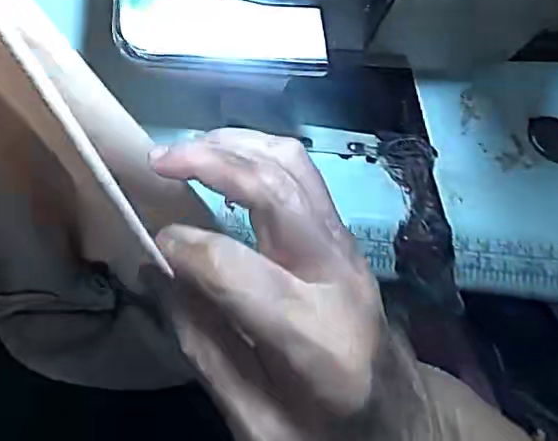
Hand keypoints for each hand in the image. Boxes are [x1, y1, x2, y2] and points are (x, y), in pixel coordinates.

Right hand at [149, 129, 426, 440]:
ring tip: (184, 150)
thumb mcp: (258, 423)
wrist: (405, 424)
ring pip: (288, 163)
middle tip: (155, 161)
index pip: (233, 268)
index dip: (182, 248)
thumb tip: (152, 272)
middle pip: (270, 190)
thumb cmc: (325, 431)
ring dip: (230, 144)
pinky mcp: (341, 228)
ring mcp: (345, 243)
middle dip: (205, 162)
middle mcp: (337, 275)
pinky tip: (223, 155)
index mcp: (317, 340)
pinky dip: (253, 147)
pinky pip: (299, 166)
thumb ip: (201, 347)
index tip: (151, 246)